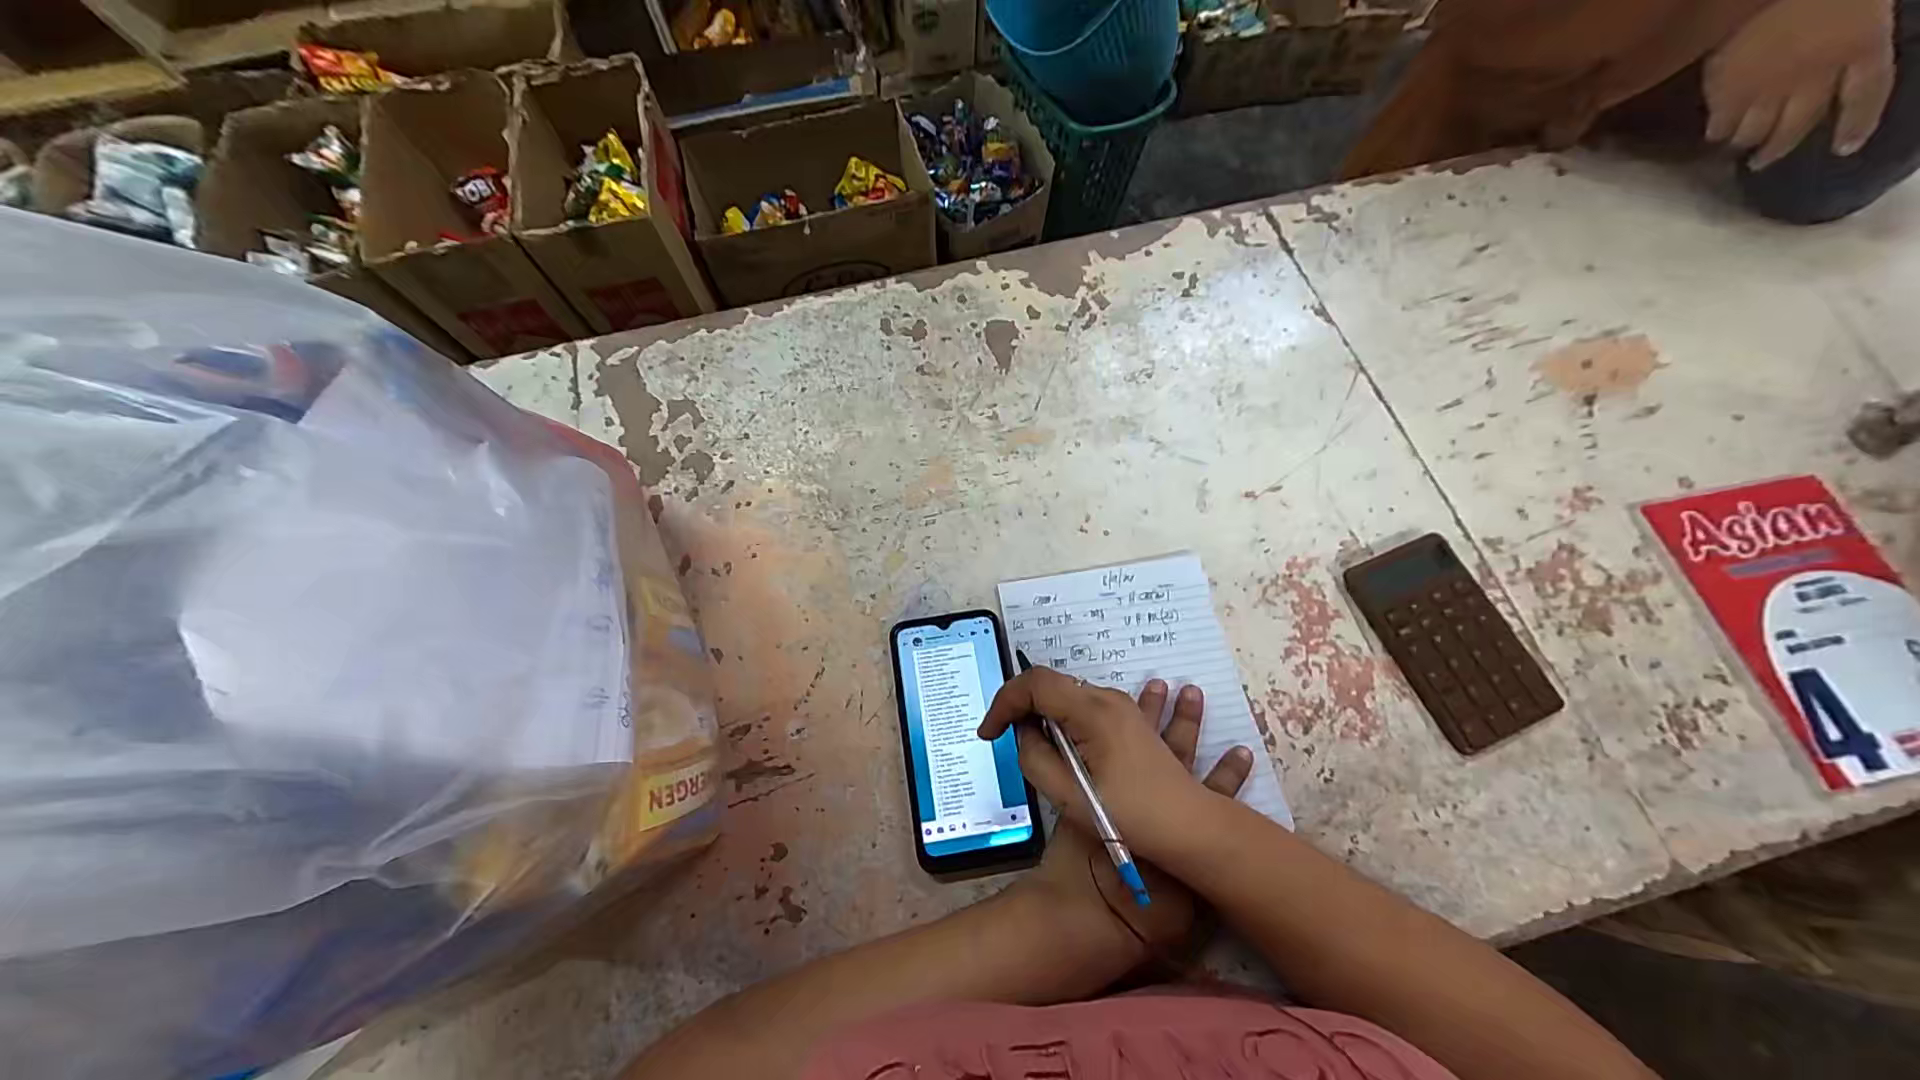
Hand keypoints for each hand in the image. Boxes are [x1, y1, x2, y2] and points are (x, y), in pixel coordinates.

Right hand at [978, 668, 1254, 865]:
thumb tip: (1025, 732)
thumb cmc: (1128, 816)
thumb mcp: (1067, 794)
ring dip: (1048, 712)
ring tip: (1034, 736)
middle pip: (1052, 688)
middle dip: (1023, 709)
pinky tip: (1076, 723)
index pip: (1034, 684)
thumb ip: (1034, 756)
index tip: (989, 734)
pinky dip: (1074, 714)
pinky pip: (1095, 707)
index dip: (1004, 702)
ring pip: (1072, 698)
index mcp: (1091, 711)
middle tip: (1008, 740)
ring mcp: (1127, 708)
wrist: (1192, 829)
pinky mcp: (1136, 722)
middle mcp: (1109, 699)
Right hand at [1704, 0, 1894, 168]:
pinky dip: (1718, 130)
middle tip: (1762, 161)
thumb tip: (1837, 61)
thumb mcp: (1858, 3)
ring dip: (1745, 141)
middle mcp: (1816, 74)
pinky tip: (1713, 131)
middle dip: (1781, 147)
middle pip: (1800, 123)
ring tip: (1734, 146)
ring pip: (1757, 128)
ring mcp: (1768, 85)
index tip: (1844, 149)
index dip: (1858, 124)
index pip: (1867, 93)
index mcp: (1863, 43)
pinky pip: (1722, 121)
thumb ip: (1850, 33)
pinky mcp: (1727, 90)